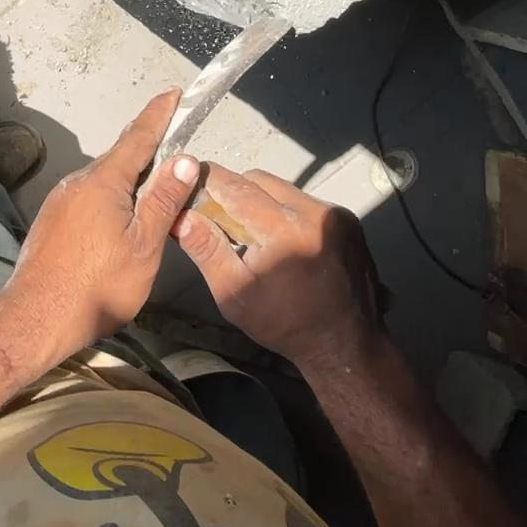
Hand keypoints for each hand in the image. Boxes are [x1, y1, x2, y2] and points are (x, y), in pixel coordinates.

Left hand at [0, 89, 200, 366]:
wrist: (35, 317)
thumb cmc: (97, 285)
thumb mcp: (143, 245)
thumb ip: (163, 201)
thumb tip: (184, 159)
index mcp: (103, 181)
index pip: (138, 137)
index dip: (159, 115)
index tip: (174, 93)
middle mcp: (78, 181)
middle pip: (120, 157)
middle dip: (149, 150)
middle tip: (177, 149)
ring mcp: (61, 200)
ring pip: (104, 179)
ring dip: (130, 179)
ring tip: (156, 190)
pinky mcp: (52, 219)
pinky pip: (90, 196)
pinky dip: (112, 197)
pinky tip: (122, 219)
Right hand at [174, 167, 387, 372]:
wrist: (347, 346)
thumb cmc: (284, 324)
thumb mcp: (234, 293)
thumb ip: (205, 249)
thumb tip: (178, 215)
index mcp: (284, 231)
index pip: (235, 187)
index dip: (208, 180)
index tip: (188, 181)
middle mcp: (313, 212)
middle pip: (258, 180)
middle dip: (234, 191)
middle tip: (219, 216)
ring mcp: (335, 214)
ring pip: (282, 187)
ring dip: (261, 200)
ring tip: (252, 231)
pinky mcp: (348, 219)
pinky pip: (304, 201)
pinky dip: (285, 210)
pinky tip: (282, 239)